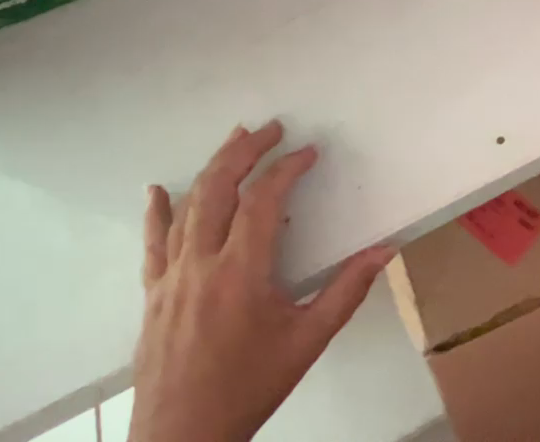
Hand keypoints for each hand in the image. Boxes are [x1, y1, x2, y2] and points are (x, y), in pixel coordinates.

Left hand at [130, 121, 393, 441]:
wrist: (181, 440)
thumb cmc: (250, 386)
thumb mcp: (308, 341)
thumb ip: (347, 291)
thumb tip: (386, 249)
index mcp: (240, 273)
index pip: (262, 200)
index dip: (286, 169)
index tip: (308, 152)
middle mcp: (200, 265)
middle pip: (218, 189)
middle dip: (245, 152)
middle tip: (271, 128)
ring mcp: (170, 278)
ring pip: (187, 208)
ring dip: (212, 168)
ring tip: (234, 140)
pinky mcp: (153, 295)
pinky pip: (153, 244)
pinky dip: (157, 212)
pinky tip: (157, 190)